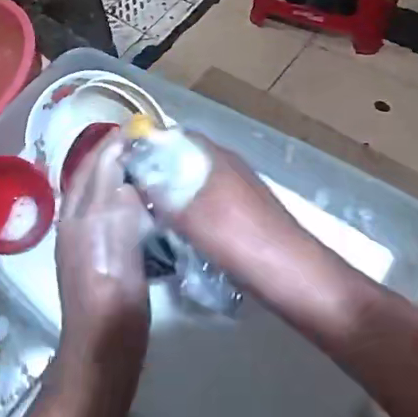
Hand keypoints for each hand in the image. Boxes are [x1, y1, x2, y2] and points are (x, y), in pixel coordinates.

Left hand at [52, 133, 151, 382]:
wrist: (98, 353)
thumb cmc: (113, 308)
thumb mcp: (121, 258)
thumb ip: (119, 215)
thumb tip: (125, 178)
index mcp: (81, 218)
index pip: (96, 167)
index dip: (114, 146)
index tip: (139, 129)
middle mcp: (73, 223)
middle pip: (89, 177)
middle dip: (111, 155)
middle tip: (142, 142)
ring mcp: (77, 241)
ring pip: (92, 195)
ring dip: (112, 175)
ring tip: (141, 166)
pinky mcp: (87, 258)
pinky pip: (99, 214)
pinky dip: (115, 199)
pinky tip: (135, 207)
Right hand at [139, 132, 304, 275]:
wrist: (296, 280)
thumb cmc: (238, 239)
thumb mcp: (186, 214)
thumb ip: (156, 190)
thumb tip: (130, 172)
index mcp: (215, 157)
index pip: (171, 136)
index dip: (145, 146)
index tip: (121, 164)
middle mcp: (228, 167)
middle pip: (181, 160)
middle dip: (155, 173)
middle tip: (129, 193)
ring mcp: (239, 191)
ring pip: (193, 184)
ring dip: (171, 195)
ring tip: (148, 215)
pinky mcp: (245, 215)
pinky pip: (206, 203)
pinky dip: (188, 212)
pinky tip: (177, 233)